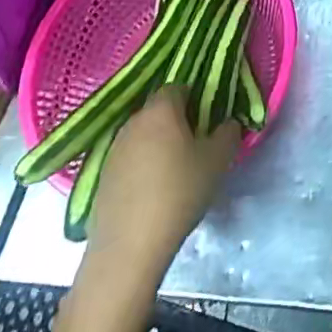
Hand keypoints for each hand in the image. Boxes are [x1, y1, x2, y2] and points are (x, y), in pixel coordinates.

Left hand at [88, 86, 242, 273]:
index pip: (179, 87)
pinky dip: (142, 166)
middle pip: (159, 111)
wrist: (130, 244)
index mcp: (161, 108)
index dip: (195, 100)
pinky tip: (152, 193)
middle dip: (177, 123)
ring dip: (158, 145)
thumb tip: (228, 122)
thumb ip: (228, 133)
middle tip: (195, 149)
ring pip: (143, 134)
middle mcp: (134, 119)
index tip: (207, 123)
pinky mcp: (103, 172)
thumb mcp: (217, 162)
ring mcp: (114, 145)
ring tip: (174, 174)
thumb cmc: (179, 192)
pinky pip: (129, 158)